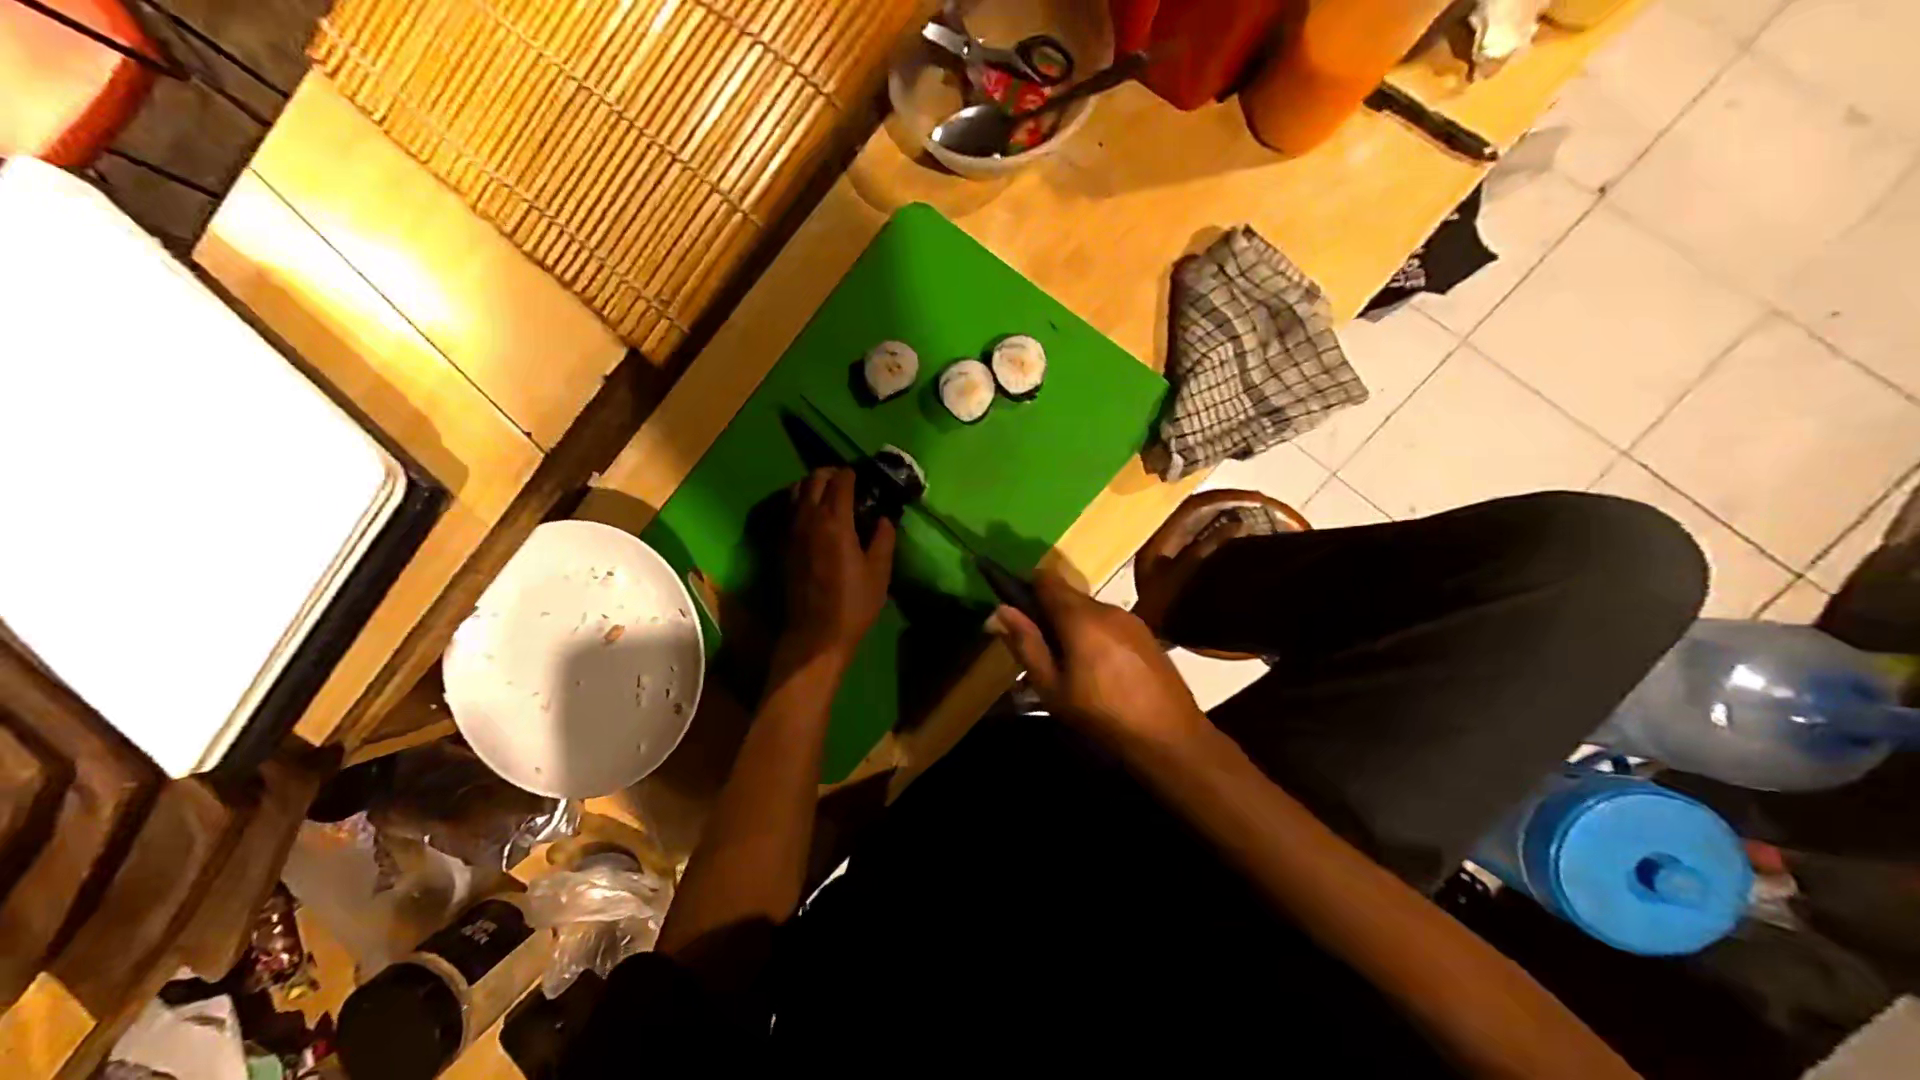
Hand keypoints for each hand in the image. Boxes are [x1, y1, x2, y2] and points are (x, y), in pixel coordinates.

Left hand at [783, 467, 895, 664]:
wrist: (814, 635)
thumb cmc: (853, 604)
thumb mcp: (879, 572)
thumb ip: (883, 538)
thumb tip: (884, 517)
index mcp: (835, 521)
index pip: (840, 480)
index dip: (853, 473)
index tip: (865, 476)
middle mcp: (808, 519)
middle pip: (814, 479)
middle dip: (831, 473)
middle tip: (849, 482)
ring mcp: (791, 531)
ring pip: (797, 491)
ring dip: (814, 485)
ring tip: (831, 496)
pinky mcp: (783, 545)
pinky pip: (790, 509)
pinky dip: (803, 502)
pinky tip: (817, 516)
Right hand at [990, 569, 1210, 747]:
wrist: (1170, 736)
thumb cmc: (1102, 715)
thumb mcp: (1052, 688)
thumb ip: (1026, 645)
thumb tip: (1001, 610)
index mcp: (1080, 617)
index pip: (1045, 579)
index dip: (1025, 587)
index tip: (1015, 612)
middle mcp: (1107, 608)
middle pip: (1067, 596)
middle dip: (1048, 614)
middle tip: (1039, 650)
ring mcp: (1131, 619)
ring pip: (1089, 611)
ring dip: (1073, 627)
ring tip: (1068, 665)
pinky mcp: (1146, 634)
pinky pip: (1110, 624)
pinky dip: (1095, 636)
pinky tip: (1098, 670)